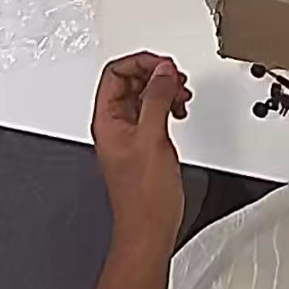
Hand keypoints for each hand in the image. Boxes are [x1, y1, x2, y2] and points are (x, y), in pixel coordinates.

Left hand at [91, 52, 191, 248]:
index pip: (116, 73)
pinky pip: (156, 107)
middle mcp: (117, 122)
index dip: (141, 63)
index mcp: (107, 120)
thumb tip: (163, 72)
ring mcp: (132, 130)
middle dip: (156, 72)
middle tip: (176, 78)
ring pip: (146, 92)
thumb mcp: (152, 138)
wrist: (150, 225)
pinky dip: (170, 101)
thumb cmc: (144, 196)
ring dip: (166, 86)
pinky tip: (180, 109)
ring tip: (181, 93)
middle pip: (131, 79)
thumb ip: (157, 100)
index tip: (165, 66)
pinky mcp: (148, 138)